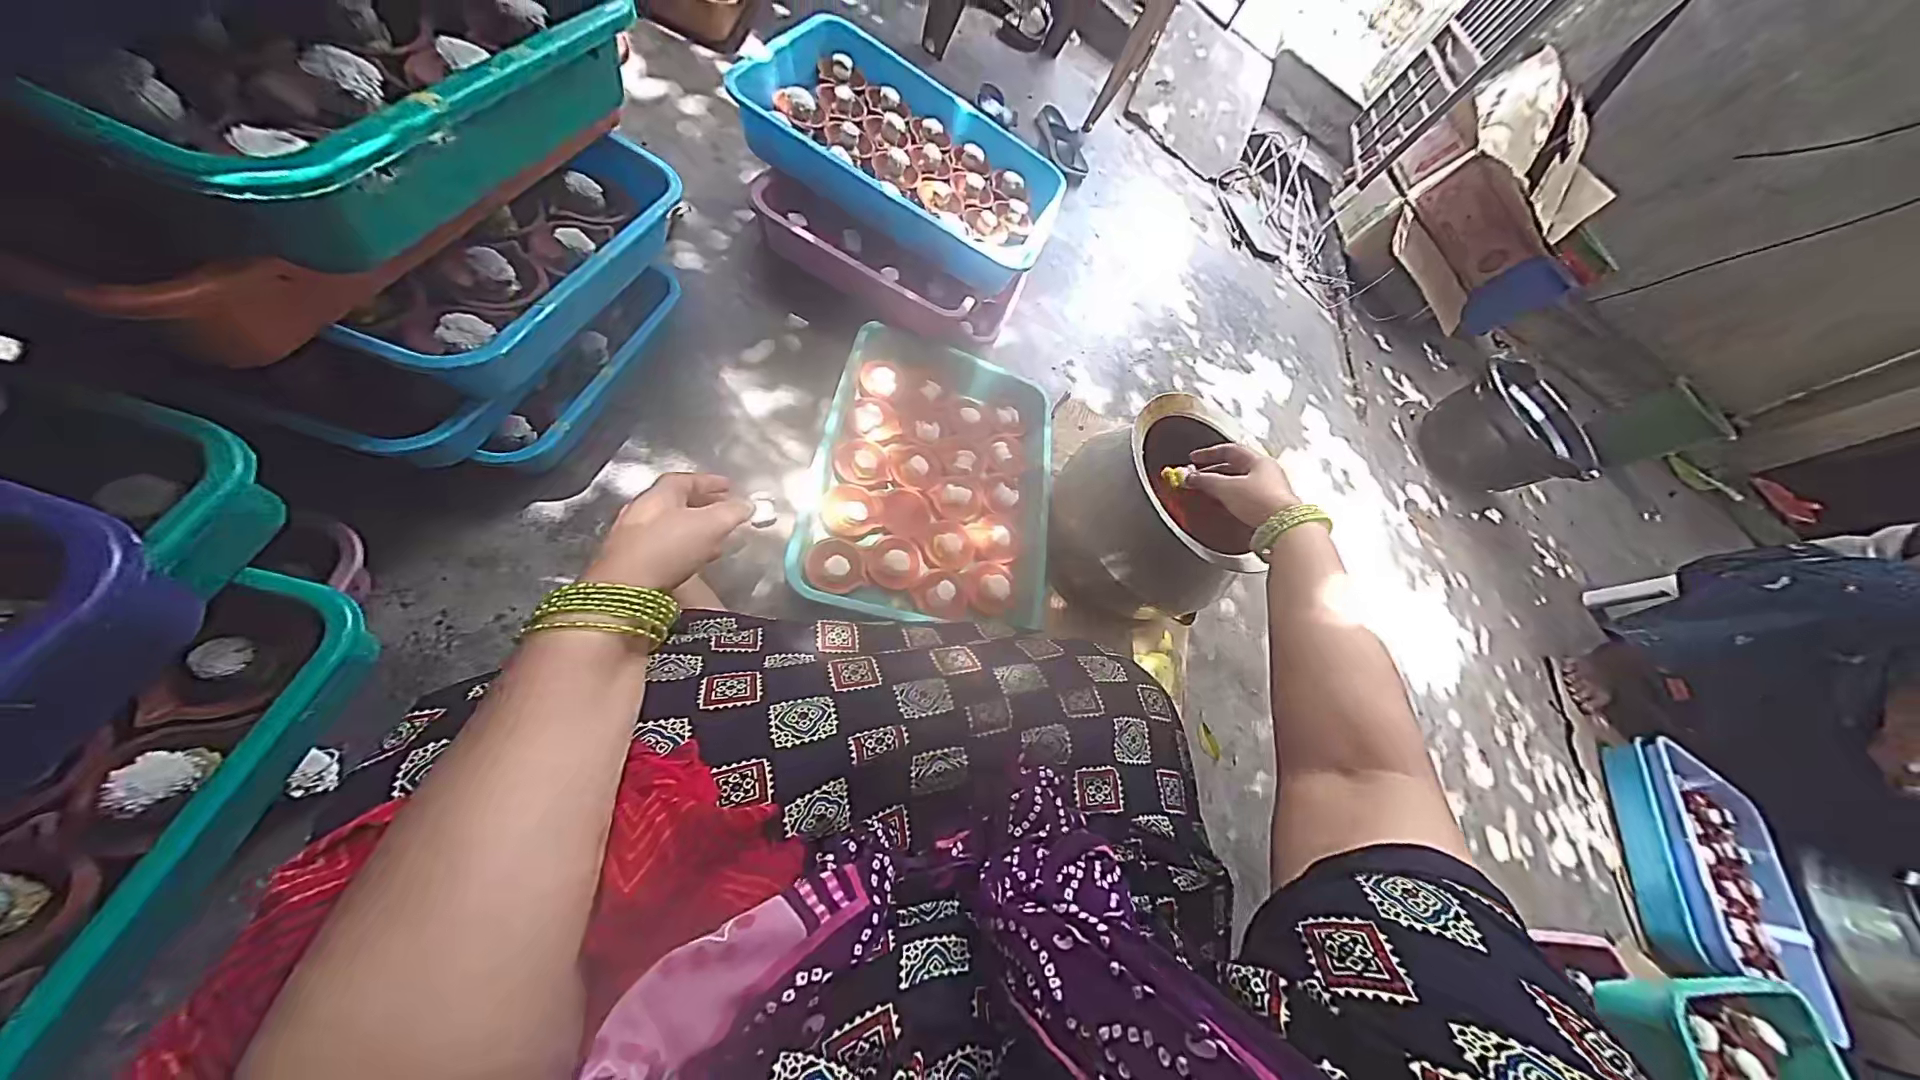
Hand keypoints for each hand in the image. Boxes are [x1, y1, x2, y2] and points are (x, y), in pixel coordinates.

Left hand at [583, 473, 752, 591]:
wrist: (626, 590)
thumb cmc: (669, 548)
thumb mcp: (711, 525)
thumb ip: (732, 512)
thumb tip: (747, 505)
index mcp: (658, 495)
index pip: (686, 480)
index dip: (710, 482)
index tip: (730, 487)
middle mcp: (640, 511)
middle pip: (676, 502)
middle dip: (704, 506)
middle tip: (725, 512)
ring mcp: (631, 537)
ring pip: (670, 526)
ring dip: (694, 529)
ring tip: (717, 538)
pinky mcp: (630, 562)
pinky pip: (663, 547)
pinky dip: (683, 548)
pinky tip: (696, 559)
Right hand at [1181, 443, 1298, 526]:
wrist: (1282, 527)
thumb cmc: (1261, 502)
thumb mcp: (1226, 488)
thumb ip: (1205, 480)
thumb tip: (1190, 477)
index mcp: (1259, 461)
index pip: (1229, 450)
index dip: (1208, 453)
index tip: (1194, 458)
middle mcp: (1266, 472)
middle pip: (1234, 466)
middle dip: (1212, 470)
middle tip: (1196, 476)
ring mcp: (1269, 489)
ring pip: (1239, 481)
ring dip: (1220, 483)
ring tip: (1205, 489)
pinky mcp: (1267, 505)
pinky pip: (1244, 495)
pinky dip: (1229, 495)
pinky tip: (1221, 501)